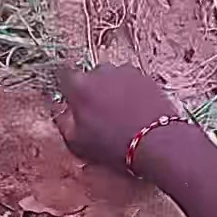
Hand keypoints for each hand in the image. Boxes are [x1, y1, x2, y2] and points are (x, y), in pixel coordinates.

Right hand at [54, 62, 180, 171]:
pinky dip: (130, 93)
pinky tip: (134, 113)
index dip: (68, 92)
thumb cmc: (113, 145)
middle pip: (90, 77)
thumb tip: (61, 112)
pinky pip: (131, 83)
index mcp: (79, 86)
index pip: (64, 78)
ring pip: (112, 79)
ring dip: (112, 92)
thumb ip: (63, 122)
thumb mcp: (76, 142)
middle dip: (91, 92)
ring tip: (119, 116)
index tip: (72, 104)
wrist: (156, 142)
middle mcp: (101, 72)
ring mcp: (125, 72)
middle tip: (97, 115)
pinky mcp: (146, 76)